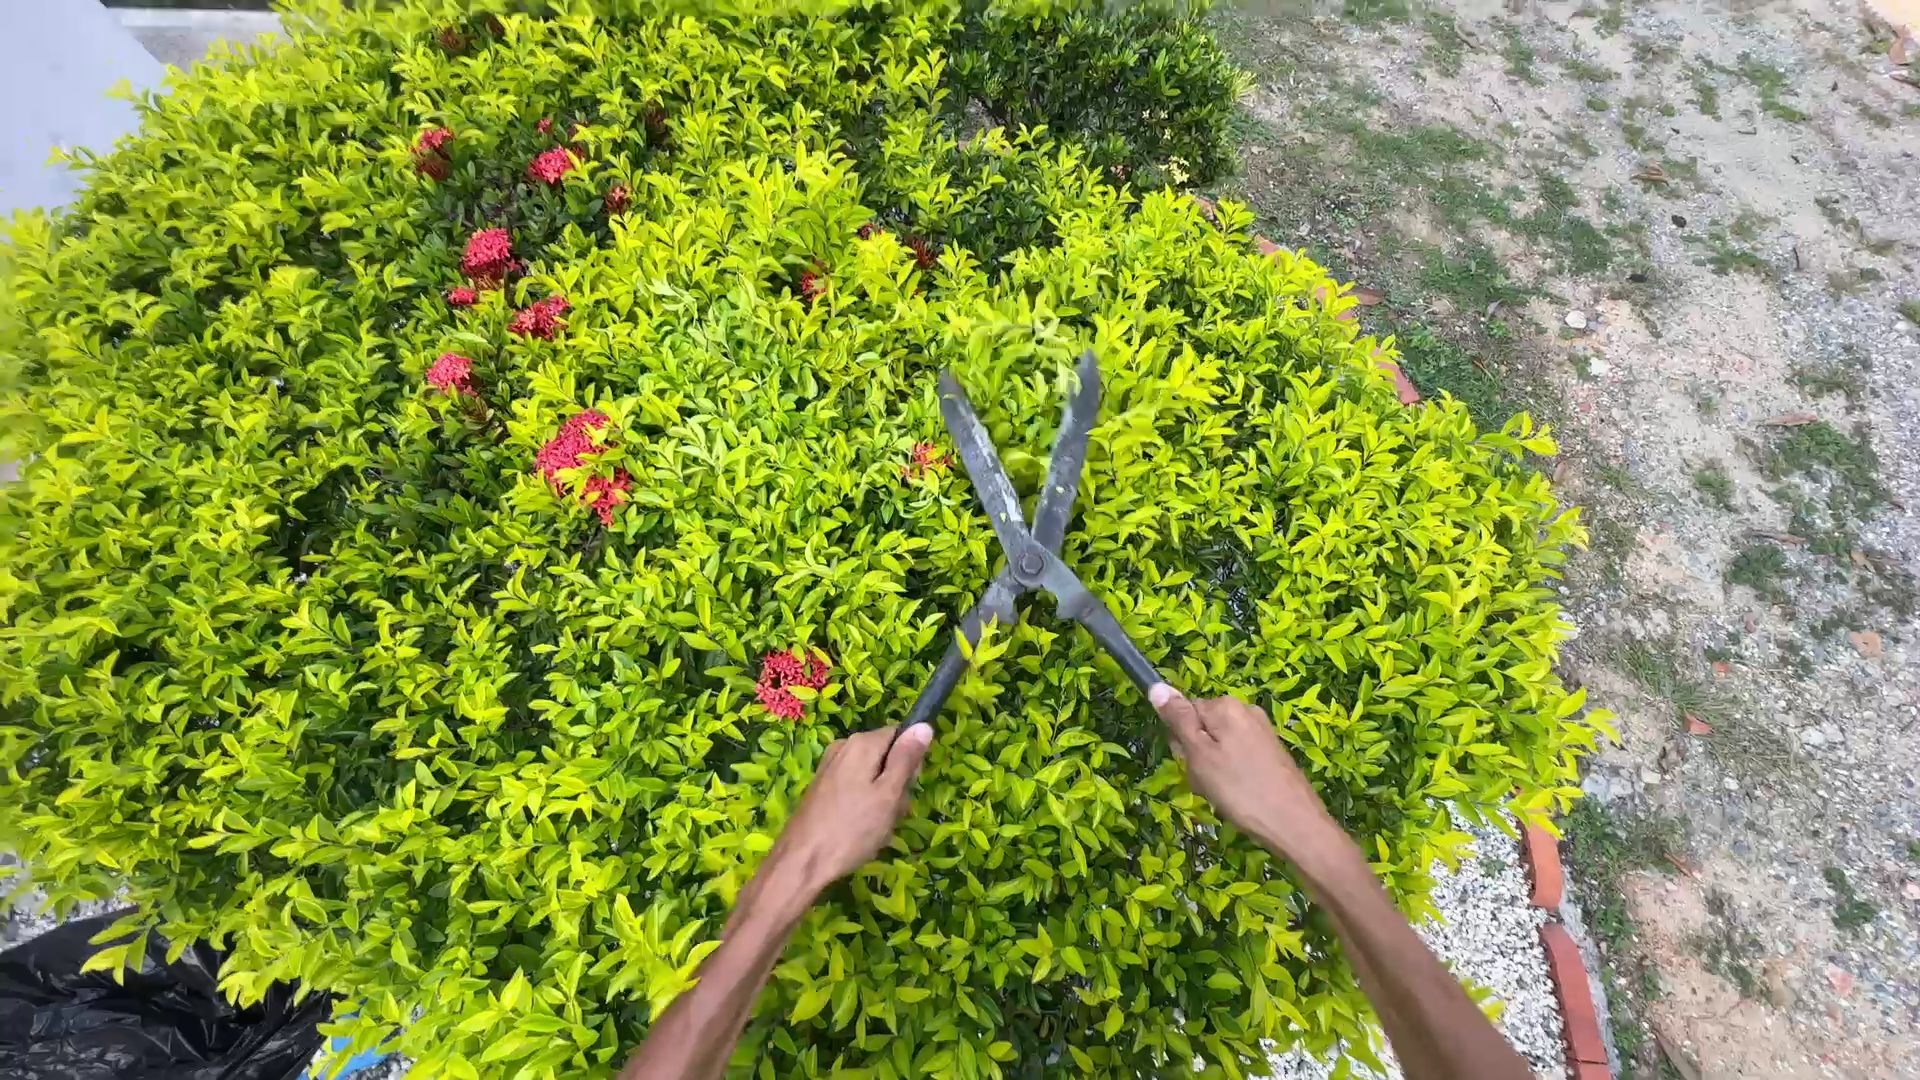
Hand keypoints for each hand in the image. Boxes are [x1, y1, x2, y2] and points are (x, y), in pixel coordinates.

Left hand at [763, 724, 933, 895]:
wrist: (801, 862)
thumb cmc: (852, 829)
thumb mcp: (888, 794)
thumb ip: (906, 758)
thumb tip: (923, 725)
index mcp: (863, 743)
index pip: (901, 736)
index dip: (911, 762)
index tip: (908, 789)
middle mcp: (844, 746)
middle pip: (886, 756)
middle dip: (896, 784)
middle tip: (893, 814)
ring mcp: (831, 767)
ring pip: (871, 775)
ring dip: (882, 800)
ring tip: (877, 828)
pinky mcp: (823, 786)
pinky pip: (855, 787)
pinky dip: (863, 806)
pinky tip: (861, 830)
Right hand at [1148, 684, 1341, 865]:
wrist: (1297, 825)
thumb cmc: (1240, 789)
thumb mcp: (1200, 754)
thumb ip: (1178, 719)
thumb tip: (1157, 686)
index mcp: (1225, 706)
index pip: (1183, 712)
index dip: (1180, 741)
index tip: (1190, 764)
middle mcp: (1245, 710)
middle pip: (1202, 727)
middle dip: (1197, 755)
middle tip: (1206, 781)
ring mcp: (1262, 731)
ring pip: (1219, 745)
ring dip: (1213, 768)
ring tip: (1223, 793)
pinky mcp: (1272, 751)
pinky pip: (1238, 756)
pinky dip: (1232, 774)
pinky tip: (1239, 795)